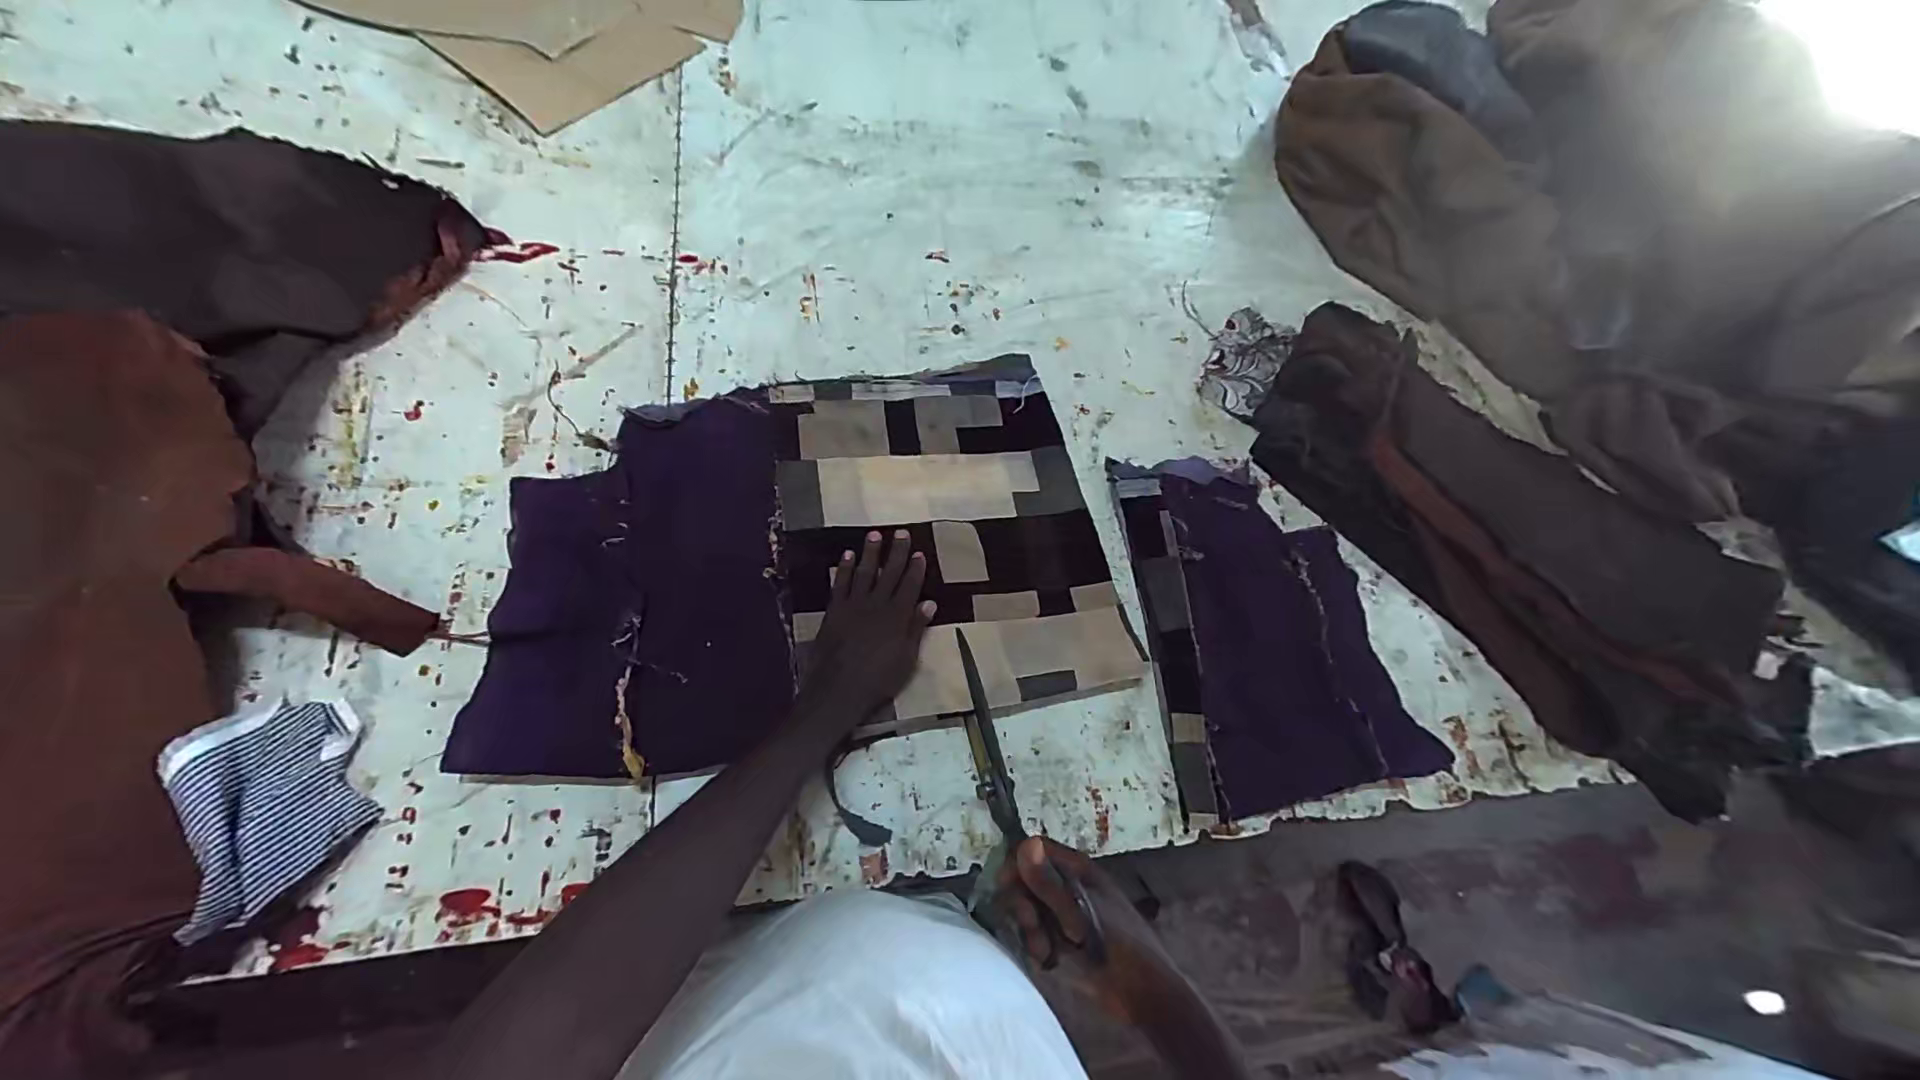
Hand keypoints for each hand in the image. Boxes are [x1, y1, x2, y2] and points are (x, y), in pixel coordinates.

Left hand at [794, 529, 934, 726]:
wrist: (839, 689)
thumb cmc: (879, 680)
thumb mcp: (907, 659)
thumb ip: (916, 629)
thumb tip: (929, 603)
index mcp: (897, 617)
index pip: (909, 586)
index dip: (915, 569)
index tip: (919, 552)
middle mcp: (876, 605)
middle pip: (889, 573)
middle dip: (896, 552)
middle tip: (901, 531)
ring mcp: (853, 605)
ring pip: (864, 572)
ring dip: (870, 553)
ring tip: (875, 534)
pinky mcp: (834, 611)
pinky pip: (840, 584)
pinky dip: (843, 568)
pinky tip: (847, 555)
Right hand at [994, 836, 1181, 1024]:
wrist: (1142, 995)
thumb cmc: (1119, 944)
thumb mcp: (1082, 912)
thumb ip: (1048, 883)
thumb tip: (1024, 844)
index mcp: (1075, 867)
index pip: (1032, 849)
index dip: (1018, 865)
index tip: (1009, 887)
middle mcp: (1064, 884)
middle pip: (1024, 879)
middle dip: (1024, 905)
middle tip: (1035, 925)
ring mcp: (1060, 912)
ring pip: (1025, 908)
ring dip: (1031, 930)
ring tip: (1047, 950)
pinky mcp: (1056, 939)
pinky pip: (1032, 934)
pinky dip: (1036, 946)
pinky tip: (1050, 960)